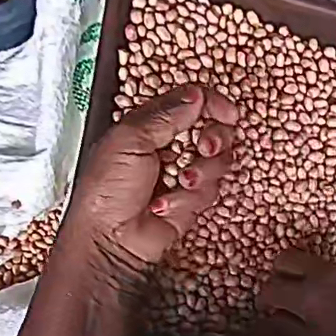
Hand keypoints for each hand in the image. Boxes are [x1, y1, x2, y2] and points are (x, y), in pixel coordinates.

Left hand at [53, 84, 238, 297]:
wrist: (110, 239)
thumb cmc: (106, 190)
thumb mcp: (129, 139)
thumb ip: (166, 114)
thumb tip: (196, 95)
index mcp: (151, 125)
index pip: (191, 103)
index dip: (213, 104)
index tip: (228, 112)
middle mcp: (171, 148)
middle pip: (214, 131)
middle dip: (215, 139)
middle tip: (204, 148)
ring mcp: (184, 175)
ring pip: (218, 162)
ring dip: (202, 172)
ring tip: (180, 183)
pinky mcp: (192, 201)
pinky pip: (211, 191)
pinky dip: (191, 199)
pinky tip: (166, 206)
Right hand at [253, 251, 335, 335]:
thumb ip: (284, 327)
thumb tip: (270, 314)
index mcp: (309, 297)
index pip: (271, 288)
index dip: (263, 300)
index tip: (266, 310)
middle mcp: (325, 275)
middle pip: (287, 258)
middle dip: (278, 276)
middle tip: (281, 298)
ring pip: (310, 260)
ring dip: (301, 275)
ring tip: (307, 302)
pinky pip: (331, 268)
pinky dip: (322, 279)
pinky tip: (331, 302)